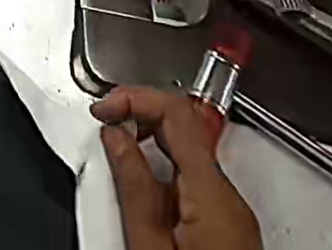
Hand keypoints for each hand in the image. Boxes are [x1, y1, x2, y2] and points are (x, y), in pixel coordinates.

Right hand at [93, 86, 261, 249]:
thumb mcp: (148, 245)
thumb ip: (131, 182)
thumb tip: (113, 133)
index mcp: (214, 196)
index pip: (177, 112)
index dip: (134, 97)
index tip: (101, 108)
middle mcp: (229, 199)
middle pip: (181, 127)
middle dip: (136, 117)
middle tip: (101, 126)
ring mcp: (230, 215)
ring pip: (183, 153)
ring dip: (143, 145)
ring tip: (112, 161)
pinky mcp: (225, 229)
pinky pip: (188, 180)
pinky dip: (156, 171)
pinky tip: (135, 190)